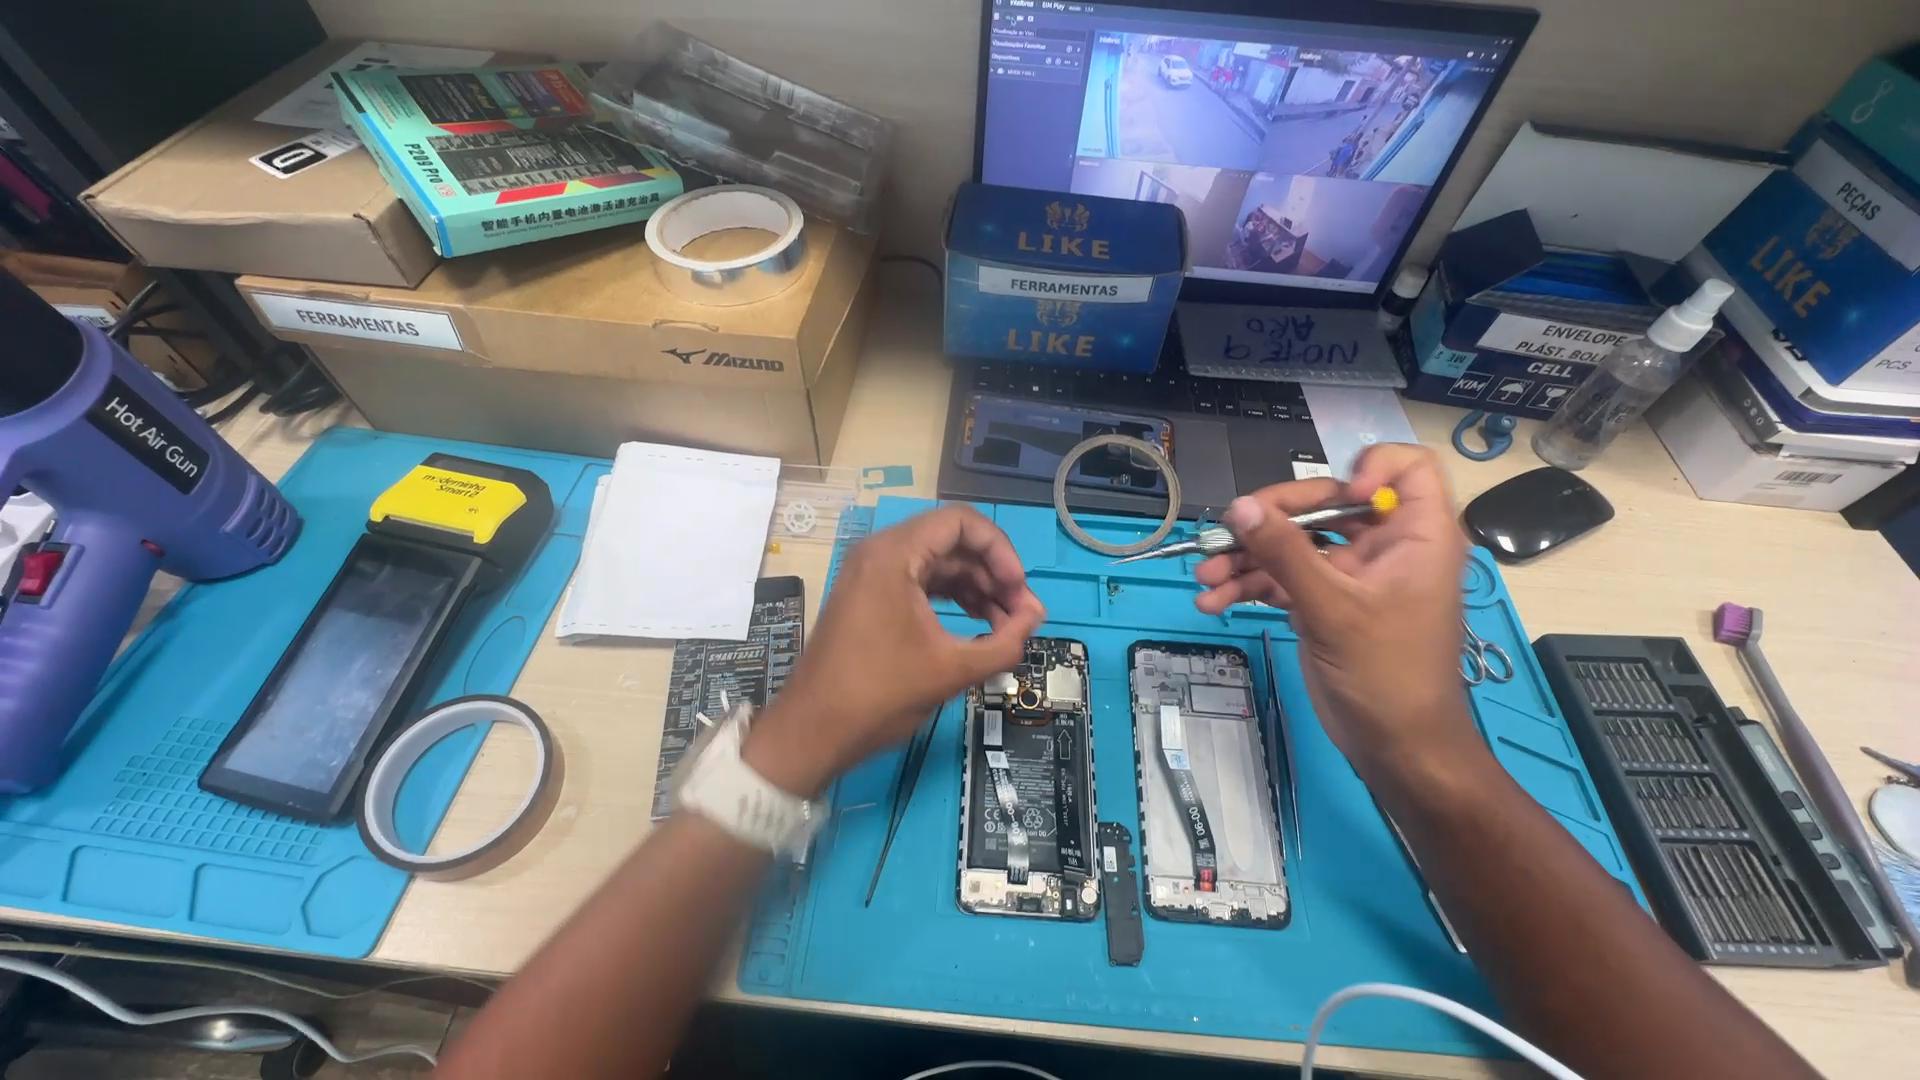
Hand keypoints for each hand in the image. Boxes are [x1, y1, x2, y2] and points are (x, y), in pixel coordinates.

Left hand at [744, 505, 1045, 795]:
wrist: (813, 731)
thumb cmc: (880, 694)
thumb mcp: (953, 668)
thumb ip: (1005, 640)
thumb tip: (1035, 616)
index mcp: (894, 554)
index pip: (961, 523)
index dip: (1000, 550)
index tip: (1019, 590)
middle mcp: (881, 552)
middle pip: (952, 542)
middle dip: (994, 574)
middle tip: (1021, 615)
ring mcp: (872, 573)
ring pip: (939, 563)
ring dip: (977, 589)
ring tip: (1006, 627)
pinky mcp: (871, 596)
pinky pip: (921, 582)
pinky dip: (953, 598)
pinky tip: (978, 625)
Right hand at [1192, 444, 1482, 780]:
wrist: (1395, 745)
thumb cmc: (1386, 672)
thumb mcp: (1333, 607)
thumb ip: (1284, 552)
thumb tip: (1239, 507)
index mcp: (1415, 535)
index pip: (1405, 467)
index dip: (1365, 469)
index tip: (1326, 498)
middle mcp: (1383, 546)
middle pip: (1324, 504)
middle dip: (1271, 520)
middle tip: (1228, 533)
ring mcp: (1350, 574)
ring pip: (1293, 543)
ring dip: (1246, 557)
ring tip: (1205, 578)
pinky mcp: (1323, 601)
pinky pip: (1281, 578)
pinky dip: (1248, 587)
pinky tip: (1214, 601)